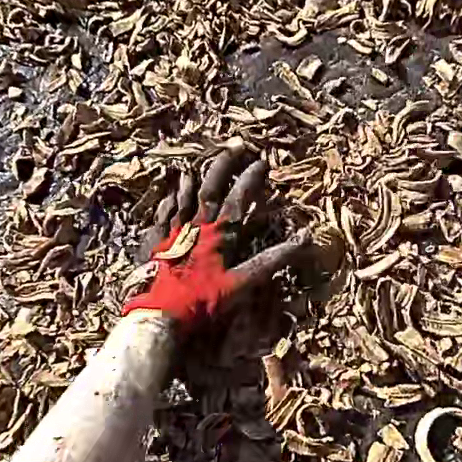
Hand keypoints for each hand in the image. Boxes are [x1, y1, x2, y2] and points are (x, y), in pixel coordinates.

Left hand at [123, 142, 306, 329]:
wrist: (161, 313)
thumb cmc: (205, 300)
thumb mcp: (243, 283)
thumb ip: (273, 259)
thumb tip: (306, 238)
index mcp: (219, 234)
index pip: (240, 198)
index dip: (252, 178)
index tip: (263, 161)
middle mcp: (196, 226)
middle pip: (210, 188)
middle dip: (223, 166)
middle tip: (234, 148)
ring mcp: (172, 232)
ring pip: (183, 198)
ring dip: (192, 181)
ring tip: (196, 167)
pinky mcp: (154, 243)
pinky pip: (161, 216)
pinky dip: (167, 202)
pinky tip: (169, 195)